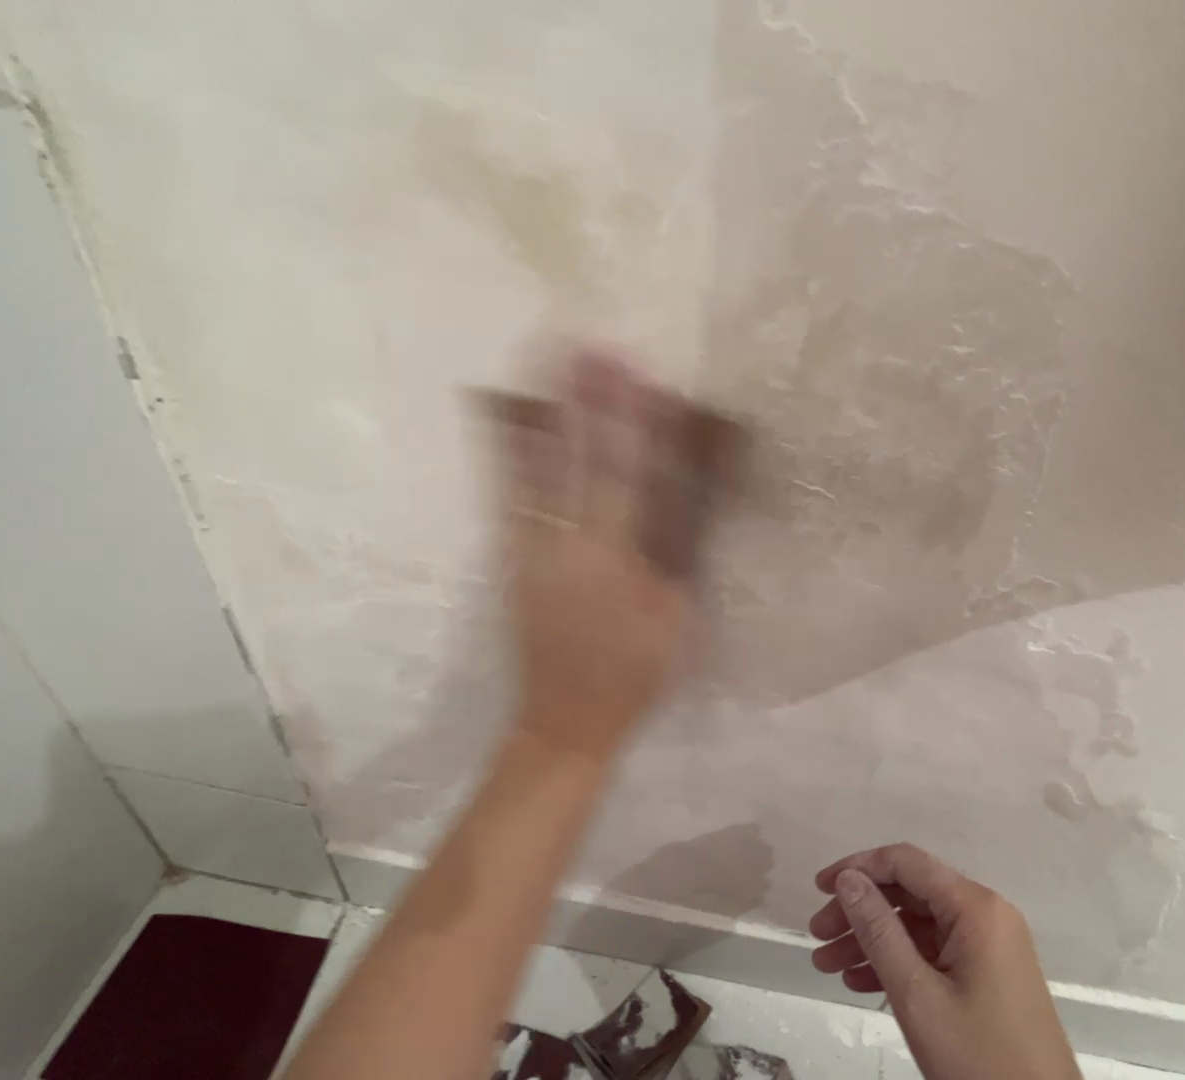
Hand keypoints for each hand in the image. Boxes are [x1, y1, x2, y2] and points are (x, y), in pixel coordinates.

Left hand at [485, 345, 697, 759]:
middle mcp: (570, 547)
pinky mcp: (509, 559)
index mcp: (617, 563)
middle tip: (587, 346)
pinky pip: (504, 498)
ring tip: (539, 361)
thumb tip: (685, 489)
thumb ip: (680, 551)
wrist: (564, 719)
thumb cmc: (634, 672)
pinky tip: (499, 418)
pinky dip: (503, 454)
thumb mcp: (675, 617)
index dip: (637, 428)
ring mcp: (531, 551)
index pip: (631, 481)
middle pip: (580, 464)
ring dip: (542, 414)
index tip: (643, 377)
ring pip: (535, 473)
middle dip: (586, 403)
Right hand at [809, 843, 1081, 1079]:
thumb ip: (879, 931)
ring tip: (827, 964)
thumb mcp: (917, 995)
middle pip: (908, 892)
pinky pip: (932, 952)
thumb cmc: (979, 1057)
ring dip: (870, 940)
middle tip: (817, 936)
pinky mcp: (987, 975)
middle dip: (859, 911)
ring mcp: (988, 946)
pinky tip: (859, 983)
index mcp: (976, 908)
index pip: (906, 862)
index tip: (818, 889)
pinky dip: (895, 962)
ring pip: (916, 925)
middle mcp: (985, 915)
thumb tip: (848, 879)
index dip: (857, 867)